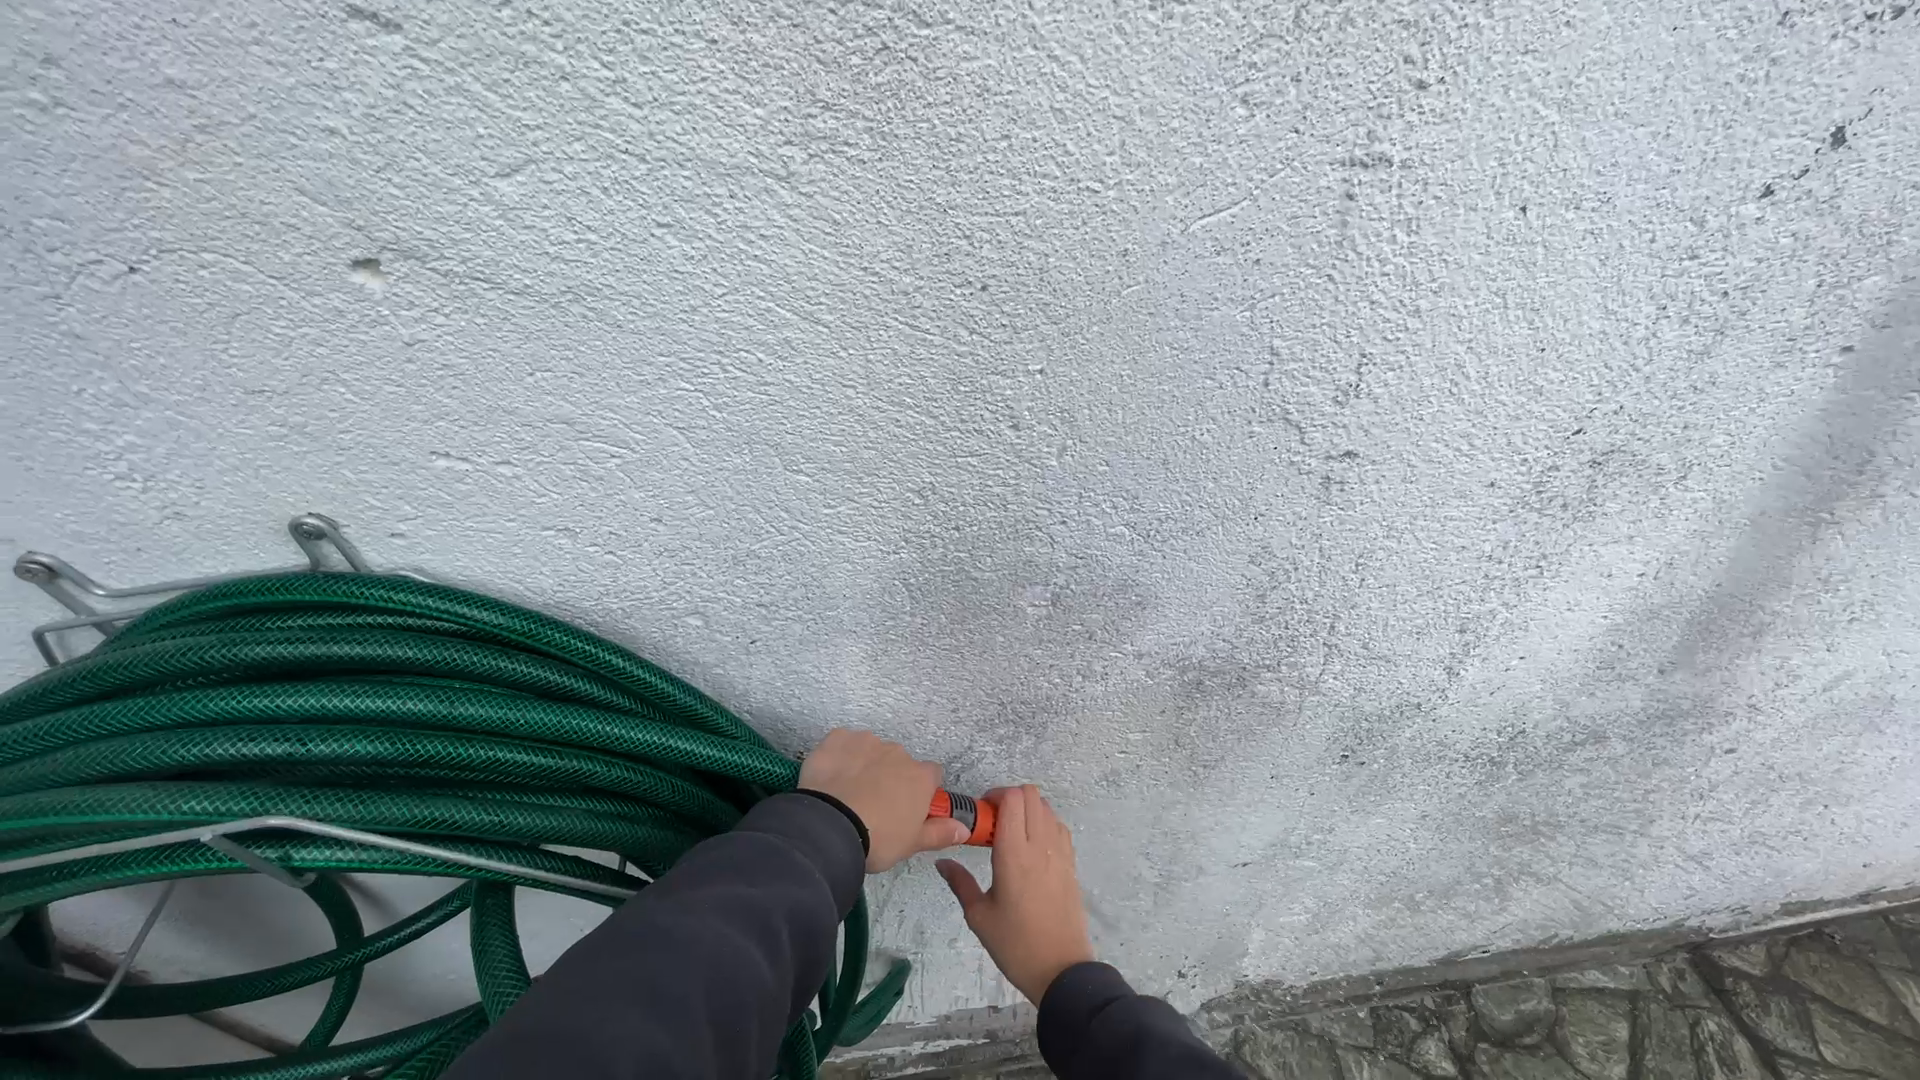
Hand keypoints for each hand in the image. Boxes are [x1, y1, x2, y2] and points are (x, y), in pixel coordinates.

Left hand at [798, 728, 969, 872]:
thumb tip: (963, 828)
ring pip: (871, 750)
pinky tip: (830, 777)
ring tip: (847, 795)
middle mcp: (898, 753)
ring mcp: (867, 741)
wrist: (829, 827)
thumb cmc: (877, 839)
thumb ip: (940, 833)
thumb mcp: (912, 844)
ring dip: (864, 766)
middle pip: (899, 762)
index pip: (932, 775)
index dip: (921, 791)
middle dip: (889, 778)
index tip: (908, 808)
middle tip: (873, 806)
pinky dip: (839, 756)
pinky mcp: (838, 738)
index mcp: (920, 777)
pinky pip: (843, 743)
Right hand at [936, 785, 1094, 1004]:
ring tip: (1012, 834)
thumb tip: (942, 862)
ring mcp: (1060, 853)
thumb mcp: (979, 916)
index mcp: (1014, 853)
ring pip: (1046, 807)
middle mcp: (1040, 845)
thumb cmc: (1015, 944)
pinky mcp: (1071, 864)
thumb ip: (960, 882)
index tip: (981, 815)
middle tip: (994, 821)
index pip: (1011, 799)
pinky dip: (1045, 824)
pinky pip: (1059, 827)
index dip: (994, 796)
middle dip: (1010, 798)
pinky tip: (1032, 848)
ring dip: (1028, 810)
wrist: (1061, 971)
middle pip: (1031, 794)